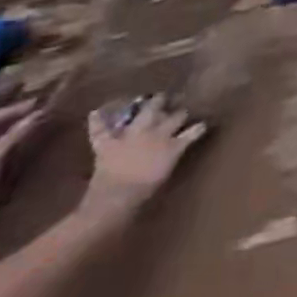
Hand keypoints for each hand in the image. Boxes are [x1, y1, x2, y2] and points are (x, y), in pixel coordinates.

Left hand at [81, 94, 206, 216]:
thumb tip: (190, 135)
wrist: (114, 199)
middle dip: (177, 110)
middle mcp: (156, 133)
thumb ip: (178, 149)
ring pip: (145, 113)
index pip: (193, 129)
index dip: (197, 125)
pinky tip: (95, 112)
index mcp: (173, 142)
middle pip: (172, 116)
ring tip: (150, 98)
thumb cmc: (144, 189)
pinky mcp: (108, 144)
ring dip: (149, 105)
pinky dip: (97, 122)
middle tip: (178, 102)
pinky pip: (101, 131)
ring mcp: (131, 136)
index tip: (201, 122)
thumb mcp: (168, 168)